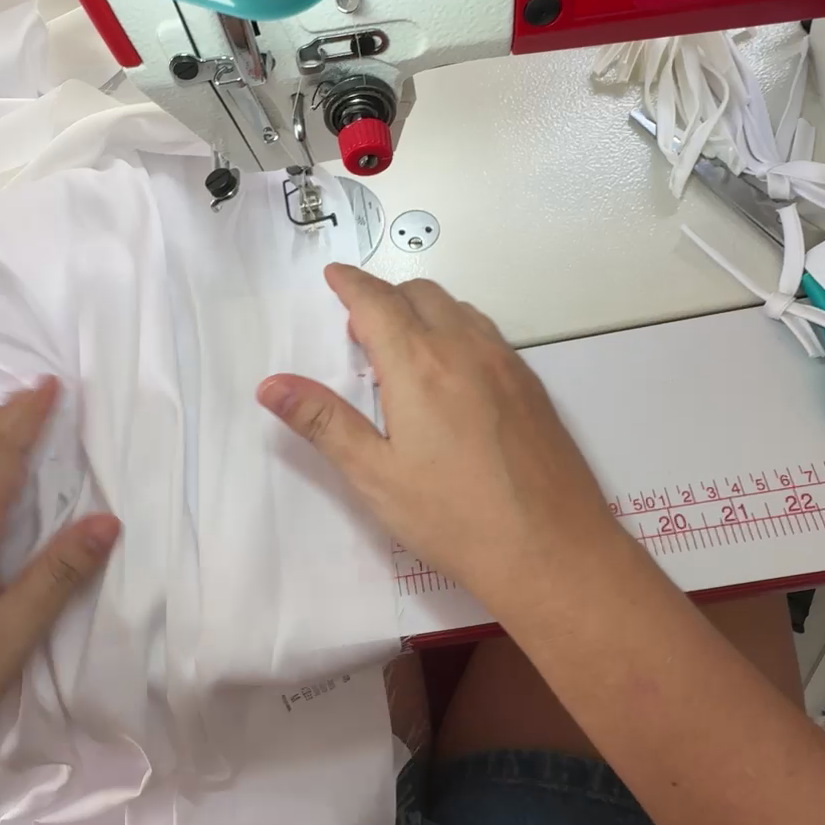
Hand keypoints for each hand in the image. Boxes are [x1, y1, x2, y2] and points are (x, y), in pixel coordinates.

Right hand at [256, 265, 625, 598]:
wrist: (553, 550)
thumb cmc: (453, 518)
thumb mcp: (375, 476)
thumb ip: (323, 423)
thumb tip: (271, 384)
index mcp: (420, 365)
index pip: (376, 301)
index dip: (350, 283)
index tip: (334, 274)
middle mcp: (466, 348)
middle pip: (420, 293)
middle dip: (385, 296)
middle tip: (362, 332)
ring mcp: (507, 363)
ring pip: (459, 308)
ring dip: (424, 310)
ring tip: (405, 351)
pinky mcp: (532, 384)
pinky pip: (487, 333)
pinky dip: (458, 330)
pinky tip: (453, 376)